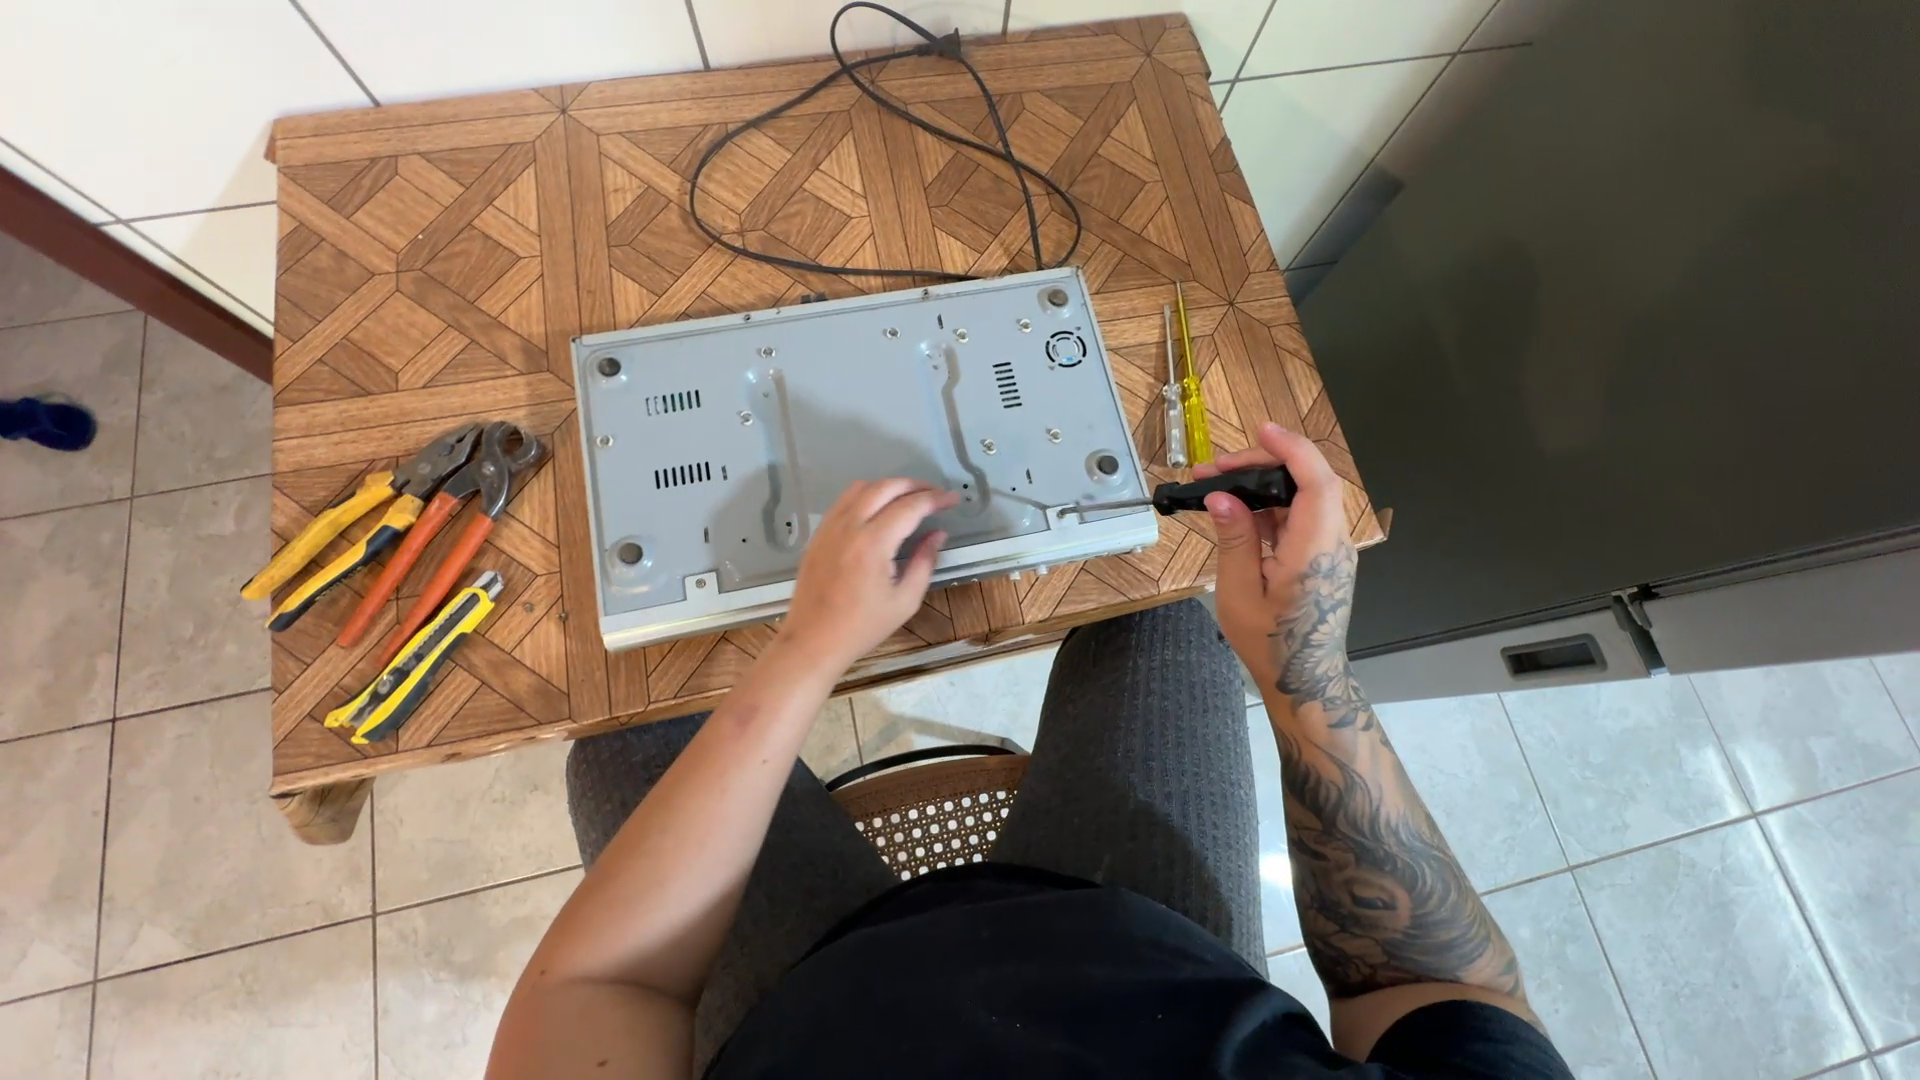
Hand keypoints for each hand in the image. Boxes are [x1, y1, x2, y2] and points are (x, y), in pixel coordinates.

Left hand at [778, 479, 958, 671]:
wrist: (813, 640)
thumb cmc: (863, 627)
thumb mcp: (905, 601)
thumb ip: (924, 562)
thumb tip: (938, 534)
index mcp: (873, 543)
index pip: (910, 507)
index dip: (935, 499)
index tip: (952, 500)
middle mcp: (849, 526)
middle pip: (885, 487)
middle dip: (914, 485)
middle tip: (934, 495)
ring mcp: (830, 527)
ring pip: (861, 488)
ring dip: (888, 486)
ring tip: (908, 497)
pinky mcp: (819, 534)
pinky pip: (844, 501)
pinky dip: (866, 495)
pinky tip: (878, 508)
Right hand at [1199, 422, 1355, 701]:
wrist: (1303, 677)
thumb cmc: (1269, 642)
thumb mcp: (1240, 591)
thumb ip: (1234, 539)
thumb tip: (1222, 498)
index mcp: (1314, 550)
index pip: (1316, 483)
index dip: (1292, 449)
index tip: (1261, 430)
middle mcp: (1330, 543)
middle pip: (1307, 482)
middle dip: (1262, 464)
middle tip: (1214, 469)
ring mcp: (1328, 550)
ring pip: (1301, 498)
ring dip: (1261, 486)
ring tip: (1215, 487)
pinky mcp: (1320, 557)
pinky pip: (1297, 518)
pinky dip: (1267, 507)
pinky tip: (1235, 513)